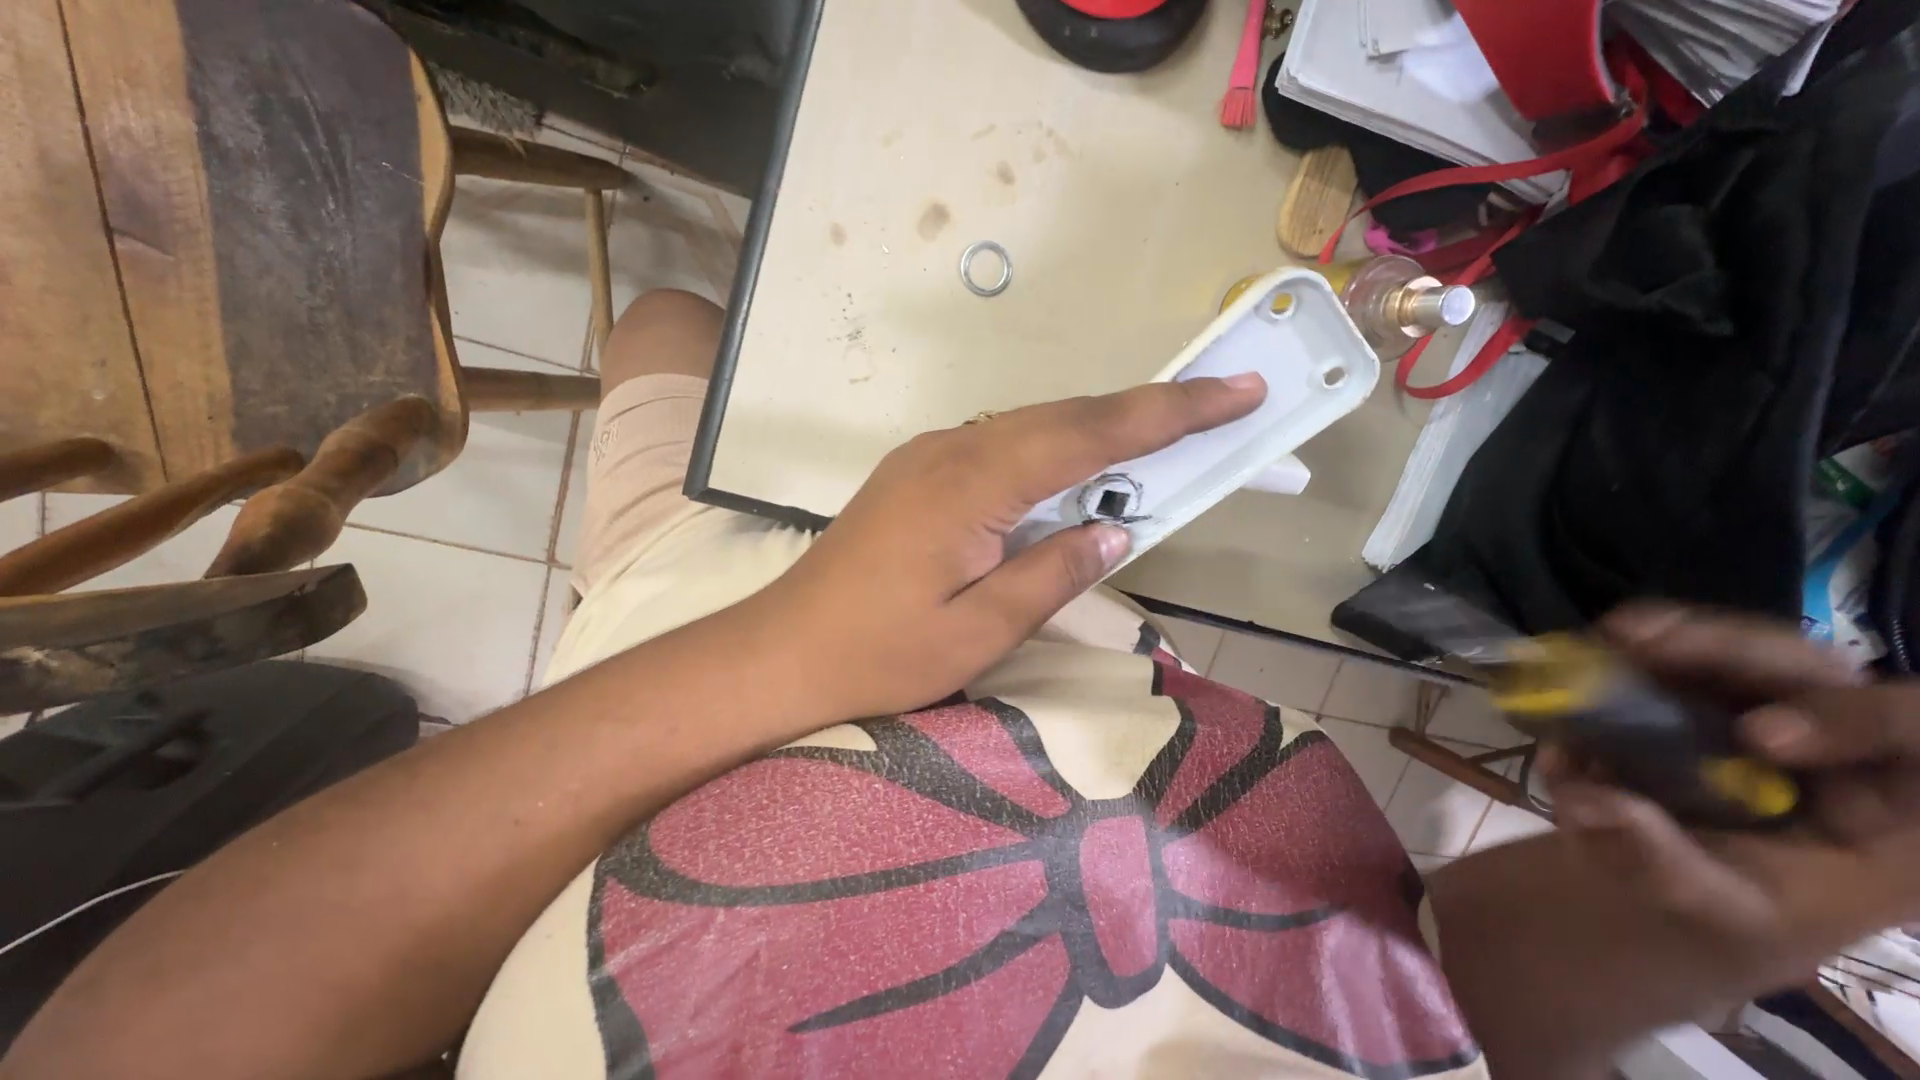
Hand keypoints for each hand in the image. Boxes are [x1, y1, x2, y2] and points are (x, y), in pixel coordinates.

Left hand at [744, 375, 1264, 721]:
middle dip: (1150, 410)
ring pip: (1033, 426)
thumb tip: (1115, 530)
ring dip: (1102, 428)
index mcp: (974, 483)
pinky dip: (1056, 450)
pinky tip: (1080, 473)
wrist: (780, 653)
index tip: (1239, 390)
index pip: (1092, 434)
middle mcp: (952, 449)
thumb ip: (1054, 574)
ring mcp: (928, 455)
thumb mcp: (980, 632)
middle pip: (1067, 416)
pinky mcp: (916, 473)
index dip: (1172, 411)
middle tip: (1225, 407)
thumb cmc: (878, 656)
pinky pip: (1003, 446)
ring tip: (1169, 439)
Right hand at [1545, 605, 1919, 991]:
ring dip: (1676, 638)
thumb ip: (1660, 864)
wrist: (1698, 899)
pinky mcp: (1720, 698)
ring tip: (1609, 638)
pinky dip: (1638, 653)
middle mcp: (1847, 747)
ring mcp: (1782, 713)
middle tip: (1641, 640)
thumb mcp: (1710, 910)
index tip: (1759, 737)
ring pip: (1750, 651)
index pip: (1917, 737)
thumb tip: (1587, 801)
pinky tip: (1592, 658)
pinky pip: (1691, 658)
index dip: (1856, 719)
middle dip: (1730, 648)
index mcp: (1896, 810)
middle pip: (1817, 671)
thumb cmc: (1734, 919)